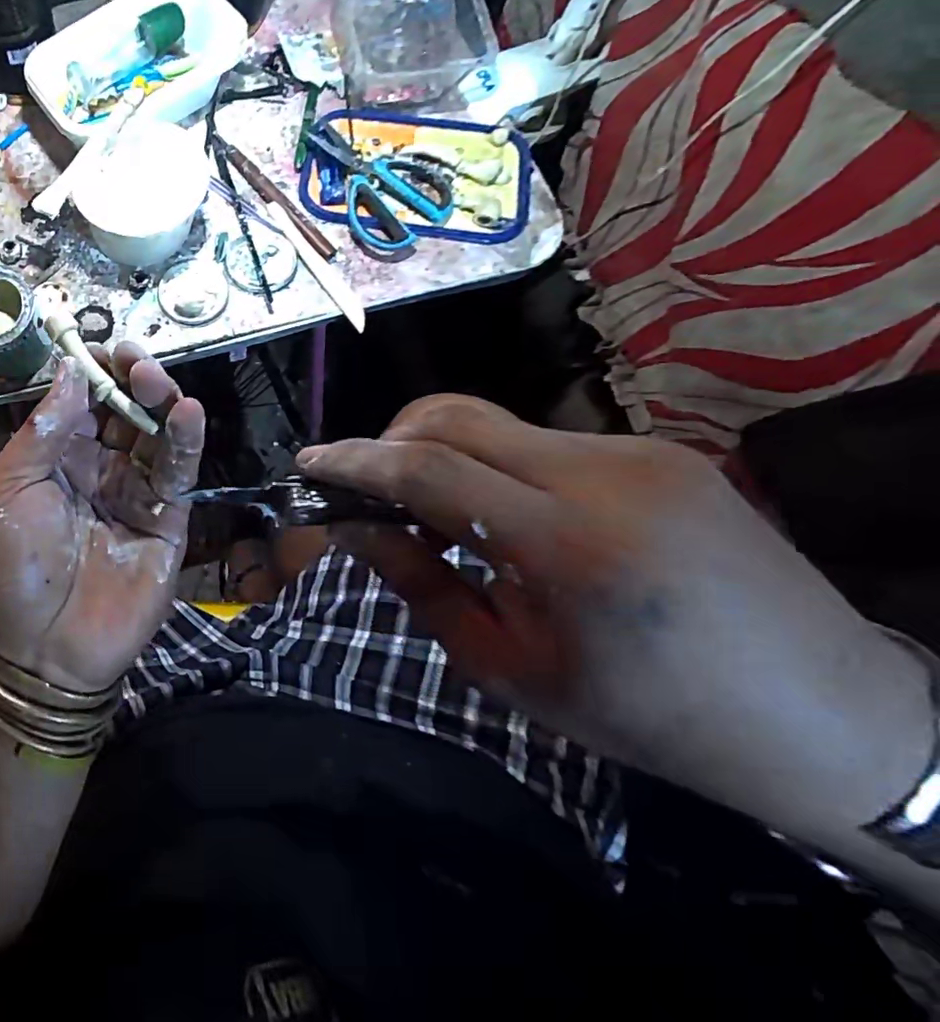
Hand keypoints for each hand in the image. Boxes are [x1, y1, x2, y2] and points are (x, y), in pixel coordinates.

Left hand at [0, 343, 204, 693]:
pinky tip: (185, 411)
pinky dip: (185, 440)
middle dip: (127, 379)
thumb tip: (69, 372)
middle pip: (120, 411)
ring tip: (152, 378)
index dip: (89, 372)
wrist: (42, 645)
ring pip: (152, 434)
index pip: (78, 402)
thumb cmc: (12, 565)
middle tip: (132, 358)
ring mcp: (131, 493)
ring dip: (156, 400)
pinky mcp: (165, 520)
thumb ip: (42, 432)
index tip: (97, 345)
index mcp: (51, 460)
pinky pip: (177, 472)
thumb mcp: (7, 490)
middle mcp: (94, 469)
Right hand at [298, 395, 930, 841]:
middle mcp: (607, 478)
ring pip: (496, 425)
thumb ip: (419, 583)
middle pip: (455, 418)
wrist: (827, 717)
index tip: (308, 464)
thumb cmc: (642, 714)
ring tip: (437, 517)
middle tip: (366, 490)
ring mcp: (643, 456)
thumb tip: (353, 527)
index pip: (428, 470)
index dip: (354, 462)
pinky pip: (542, 442)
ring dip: (440, 456)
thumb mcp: (504, 664)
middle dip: (388, 441)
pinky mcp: (663, 454)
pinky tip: (503, 516)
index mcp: (566, 545)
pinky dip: (493, 466)